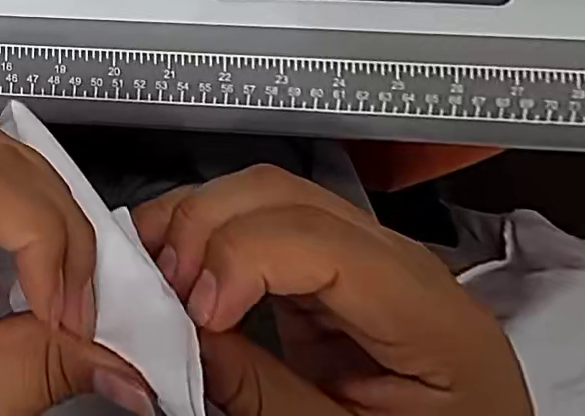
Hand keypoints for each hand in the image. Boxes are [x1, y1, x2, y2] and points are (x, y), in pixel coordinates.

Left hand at [0, 129, 154, 415]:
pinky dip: (30, 211)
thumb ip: (39, 371)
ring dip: (49, 213)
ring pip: (2, 158)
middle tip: (75, 308)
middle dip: (58, 227)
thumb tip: (124, 370)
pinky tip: (38, 260)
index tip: (66, 316)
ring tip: (61, 287)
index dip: (46, 240)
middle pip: (4, 160)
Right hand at [132, 165, 528, 415]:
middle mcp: (394, 259)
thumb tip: (179, 333)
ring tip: (154, 264)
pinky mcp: (320, 255)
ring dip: (193, 217)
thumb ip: (264, 394)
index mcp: (430, 315)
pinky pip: (251, 215)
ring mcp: (356, 248)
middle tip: (162, 280)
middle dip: (204, 222)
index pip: (318, 239)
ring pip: (256, 190)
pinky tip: (173, 255)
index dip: (240, 256)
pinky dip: (202, 228)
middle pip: (279, 193)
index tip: (195, 309)